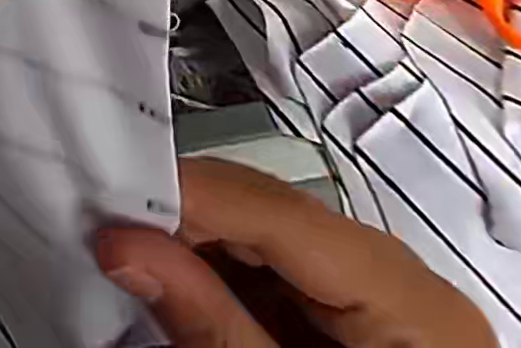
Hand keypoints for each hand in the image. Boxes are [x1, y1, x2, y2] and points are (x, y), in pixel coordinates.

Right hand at [98, 158, 496, 347]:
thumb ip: (209, 325)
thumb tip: (122, 244)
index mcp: (408, 299)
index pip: (282, 213)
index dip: (194, 195)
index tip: (115, 200)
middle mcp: (394, 272)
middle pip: (270, 210)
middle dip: (186, 213)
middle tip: (112, 225)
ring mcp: (373, 284)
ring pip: (262, 228)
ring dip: (194, 237)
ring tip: (133, 249)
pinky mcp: (348, 303)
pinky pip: (271, 262)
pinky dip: (218, 267)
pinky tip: (178, 276)